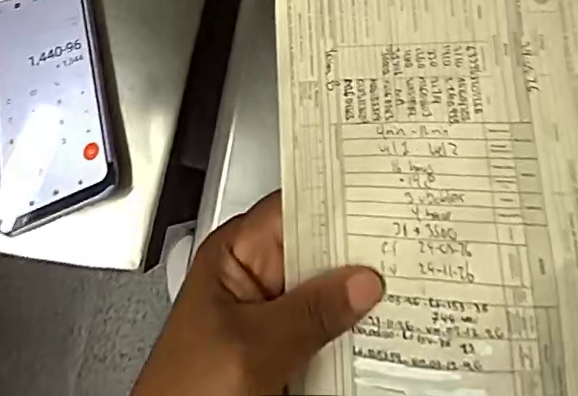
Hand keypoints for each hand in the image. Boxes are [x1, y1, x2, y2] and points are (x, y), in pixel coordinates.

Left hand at [133, 191, 384, 395]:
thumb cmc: (183, 393)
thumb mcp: (251, 348)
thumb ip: (308, 312)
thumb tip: (362, 281)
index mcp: (235, 253)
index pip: (293, 206)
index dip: (334, 201)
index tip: (375, 200)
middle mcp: (254, 275)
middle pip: (314, 249)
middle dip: (351, 252)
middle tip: (394, 251)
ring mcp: (268, 314)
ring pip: (323, 291)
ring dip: (353, 295)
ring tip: (393, 289)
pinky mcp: (280, 349)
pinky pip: (323, 329)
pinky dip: (347, 331)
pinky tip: (372, 331)